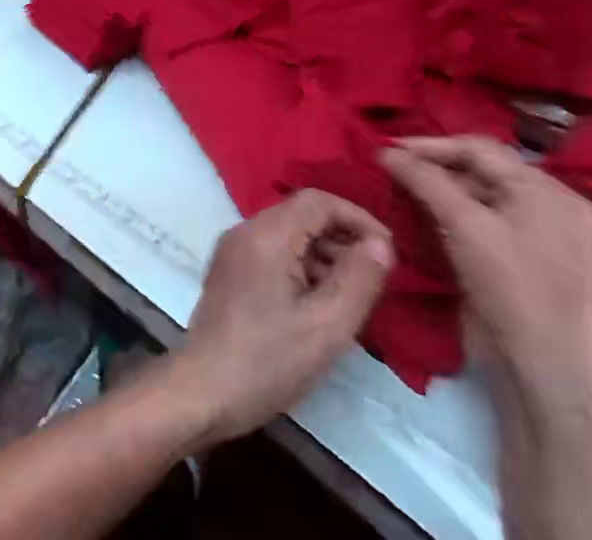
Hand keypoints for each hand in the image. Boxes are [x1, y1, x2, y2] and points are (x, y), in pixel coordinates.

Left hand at [160, 189, 393, 444]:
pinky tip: (320, 303)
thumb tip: (380, 245)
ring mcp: (232, 251)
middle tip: (374, 277)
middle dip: (342, 238)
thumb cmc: (268, 359)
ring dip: (323, 255)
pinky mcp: (229, 272)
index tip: (388, 251)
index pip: (318, 201)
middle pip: (301, 215)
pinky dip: (301, 267)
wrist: (204, 390)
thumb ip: (358, 279)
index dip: (358, 218)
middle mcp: (244, 232)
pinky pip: (272, 253)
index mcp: (266, 235)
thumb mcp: (327, 324)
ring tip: (353, 295)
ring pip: (288, 235)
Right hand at [379, 137, 591, 382]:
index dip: (429, 146)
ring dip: (444, 194)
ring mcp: (548, 236)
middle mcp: (554, 205)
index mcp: (548, 190)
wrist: (551, 369)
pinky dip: (459, 217)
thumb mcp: (464, 225)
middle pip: (484, 172)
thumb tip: (386, 151)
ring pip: (486, 199)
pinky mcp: (534, 263)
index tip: (386, 150)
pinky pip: (492, 224)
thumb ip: (425, 181)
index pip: (480, 149)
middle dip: (435, 169)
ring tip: (402, 193)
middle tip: (391, 172)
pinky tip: (429, 220)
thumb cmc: (511, 287)